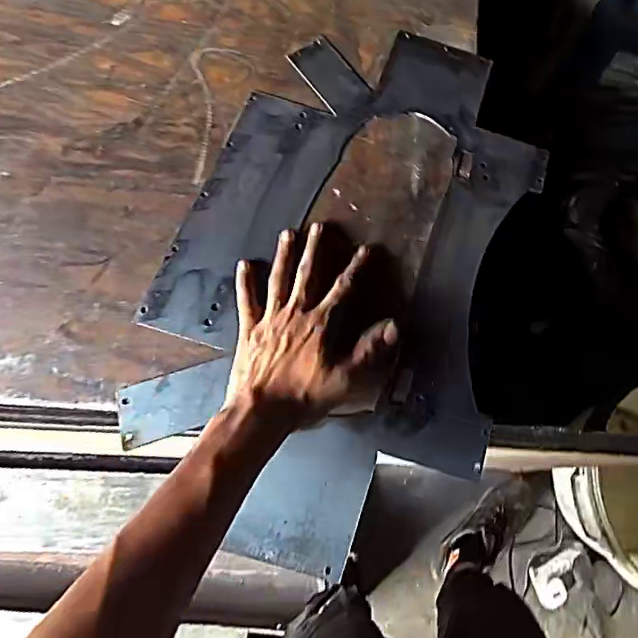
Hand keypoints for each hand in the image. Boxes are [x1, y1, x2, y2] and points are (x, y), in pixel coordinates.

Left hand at [228, 223, 398, 430]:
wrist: (260, 410)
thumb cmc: (303, 397)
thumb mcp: (344, 380)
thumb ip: (368, 351)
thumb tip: (393, 326)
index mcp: (319, 325)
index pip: (342, 289)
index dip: (356, 268)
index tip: (366, 249)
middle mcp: (294, 314)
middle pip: (307, 275)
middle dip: (315, 249)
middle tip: (319, 227)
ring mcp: (269, 319)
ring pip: (278, 279)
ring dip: (283, 256)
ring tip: (287, 233)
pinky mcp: (249, 328)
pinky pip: (247, 300)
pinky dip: (245, 282)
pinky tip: (243, 264)